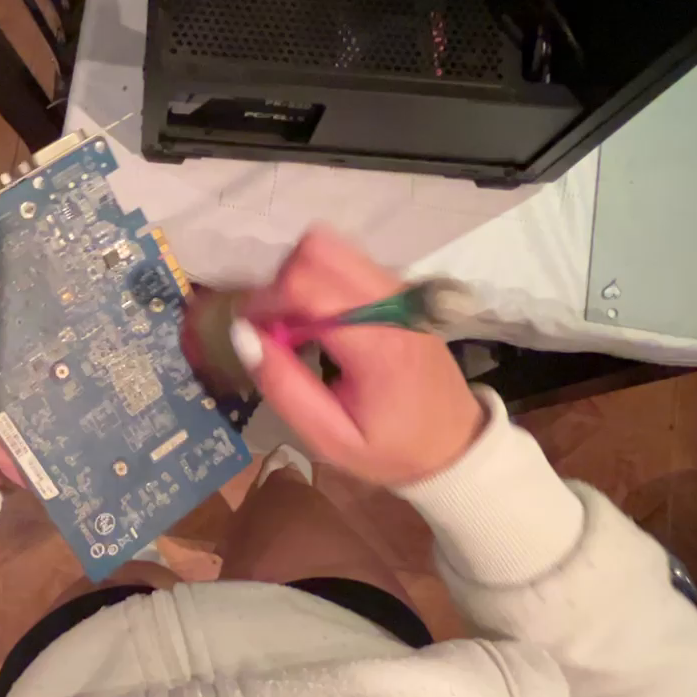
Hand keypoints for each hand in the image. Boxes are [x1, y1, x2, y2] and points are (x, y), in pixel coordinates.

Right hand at [232, 227, 484, 486]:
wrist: (455, 444)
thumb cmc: (390, 449)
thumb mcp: (329, 438)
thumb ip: (284, 387)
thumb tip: (241, 335)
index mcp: (376, 342)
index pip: (307, 286)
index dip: (265, 300)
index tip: (250, 331)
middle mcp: (391, 301)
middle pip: (317, 249)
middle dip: (280, 282)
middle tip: (273, 326)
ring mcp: (399, 289)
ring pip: (329, 247)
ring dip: (297, 279)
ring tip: (294, 326)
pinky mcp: (397, 288)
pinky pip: (344, 261)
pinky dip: (317, 280)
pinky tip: (316, 322)